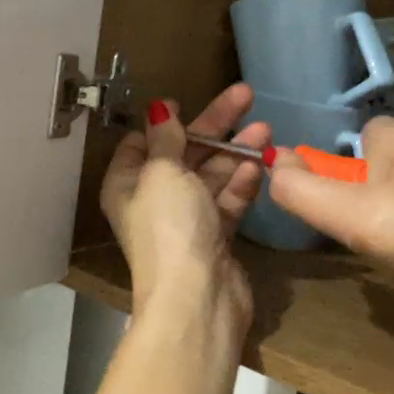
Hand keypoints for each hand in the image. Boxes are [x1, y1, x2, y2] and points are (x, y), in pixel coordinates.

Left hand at [100, 83, 269, 320]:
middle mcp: (153, 199)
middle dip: (214, 125)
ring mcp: (186, 219)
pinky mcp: (215, 237)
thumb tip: (157, 107)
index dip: (164, 121)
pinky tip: (259, 164)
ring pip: (211, 175)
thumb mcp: (162, 172)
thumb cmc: (170, 226)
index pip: (142, 143)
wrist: (197, 297)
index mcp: (127, 183)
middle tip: (247, 95)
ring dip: (236, 151)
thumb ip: (165, 137)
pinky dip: (241, 183)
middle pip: (184, 153)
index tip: (185, 101)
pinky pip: (227, 201)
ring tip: (266, 128)